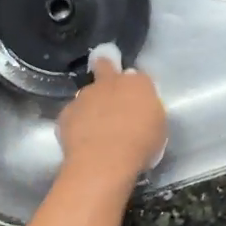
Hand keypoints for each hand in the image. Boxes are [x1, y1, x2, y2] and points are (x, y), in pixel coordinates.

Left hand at [57, 51, 166, 181]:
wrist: (104, 160)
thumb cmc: (140, 146)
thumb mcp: (158, 129)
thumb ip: (148, 113)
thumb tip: (140, 112)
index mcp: (138, 84)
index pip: (139, 77)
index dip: (136, 88)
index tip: (136, 101)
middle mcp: (110, 82)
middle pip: (105, 64)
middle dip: (105, 67)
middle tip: (106, 80)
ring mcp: (85, 95)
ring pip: (88, 93)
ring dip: (92, 104)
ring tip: (95, 127)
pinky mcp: (67, 112)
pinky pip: (74, 114)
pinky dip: (77, 122)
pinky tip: (82, 138)